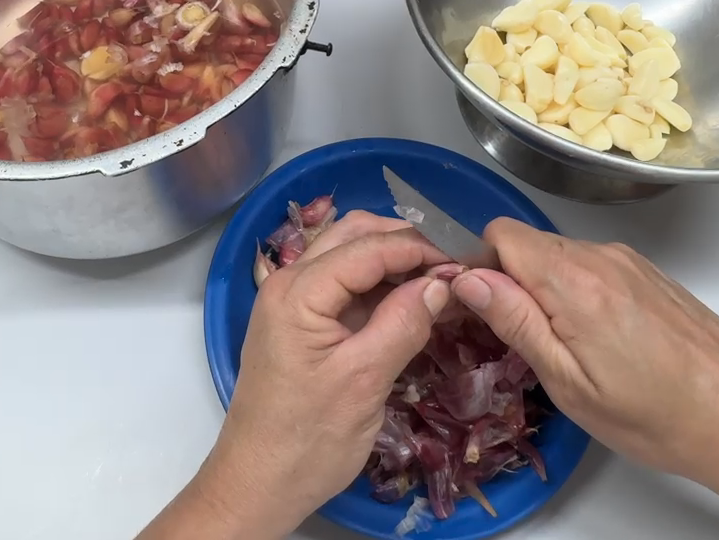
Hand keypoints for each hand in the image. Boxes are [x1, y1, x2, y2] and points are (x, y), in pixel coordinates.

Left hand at [139, 212, 452, 539]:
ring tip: (437, 278)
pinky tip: (411, 298)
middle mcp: (290, 280)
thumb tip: (441, 284)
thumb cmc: (308, 439)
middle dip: (402, 242)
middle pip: (352, 236)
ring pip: (348, 254)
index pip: (365, 248)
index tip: (461, 262)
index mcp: (298, 290)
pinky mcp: (302, 319)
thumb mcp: (364, 382)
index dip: (416, 249)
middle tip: (450, 264)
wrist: (258, 482)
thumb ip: (403, 325)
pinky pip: (344, 283)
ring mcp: (294, 299)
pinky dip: (379, 284)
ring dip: (391, 259)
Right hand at [447, 220, 718, 495]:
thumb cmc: (654, 417)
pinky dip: (577, 287)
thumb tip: (467, 278)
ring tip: (568, 342)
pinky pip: (589, 262)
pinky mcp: (646, 269)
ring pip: (557, 253)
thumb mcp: (568, 384)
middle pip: (526, 243)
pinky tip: (601, 335)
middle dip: (511, 278)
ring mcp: (626, 259)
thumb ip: (515, 321)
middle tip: (525, 336)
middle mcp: (598, 255)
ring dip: (545, 285)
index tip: (485, 307)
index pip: (500, 234)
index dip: (481, 265)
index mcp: (573, 280)